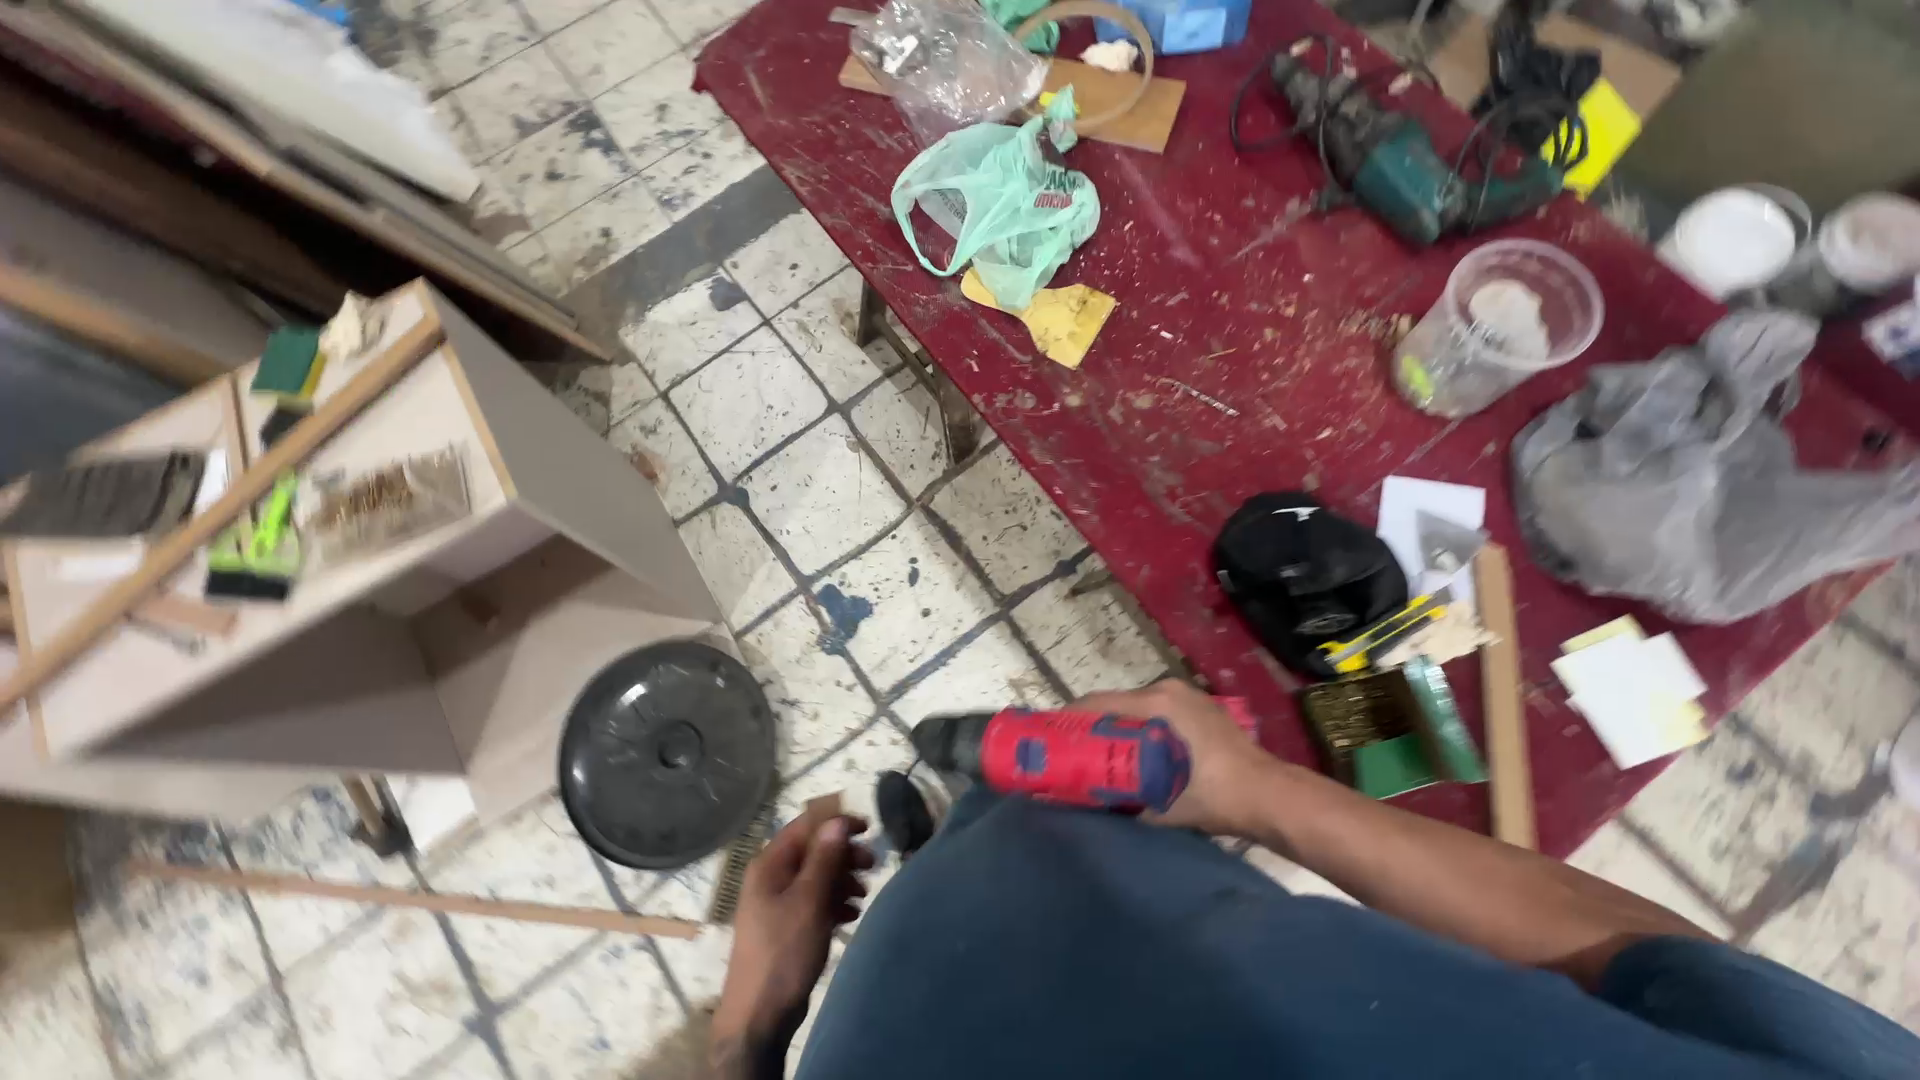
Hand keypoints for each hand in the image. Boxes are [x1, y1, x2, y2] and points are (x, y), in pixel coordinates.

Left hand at [712, 813, 873, 1049]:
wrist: (759, 1016)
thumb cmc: (783, 951)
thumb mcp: (809, 901)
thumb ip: (824, 859)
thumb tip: (837, 821)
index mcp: (769, 864)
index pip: (805, 825)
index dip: (836, 821)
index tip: (868, 828)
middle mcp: (771, 877)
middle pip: (813, 850)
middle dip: (844, 855)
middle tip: (871, 865)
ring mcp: (778, 903)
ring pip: (817, 877)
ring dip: (842, 880)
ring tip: (862, 896)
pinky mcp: (787, 926)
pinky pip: (815, 902)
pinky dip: (834, 903)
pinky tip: (850, 916)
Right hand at [1072, 679, 1284, 837]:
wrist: (1271, 796)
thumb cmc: (1217, 795)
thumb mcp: (1164, 804)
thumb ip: (1127, 802)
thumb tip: (1094, 805)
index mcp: (1157, 704)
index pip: (1099, 703)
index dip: (1070, 718)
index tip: (1049, 735)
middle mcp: (1168, 691)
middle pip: (1116, 703)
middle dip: (1091, 724)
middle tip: (1070, 750)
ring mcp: (1187, 697)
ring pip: (1137, 707)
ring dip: (1117, 726)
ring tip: (1097, 753)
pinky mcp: (1200, 709)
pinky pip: (1157, 713)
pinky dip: (1139, 727)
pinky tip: (1132, 752)